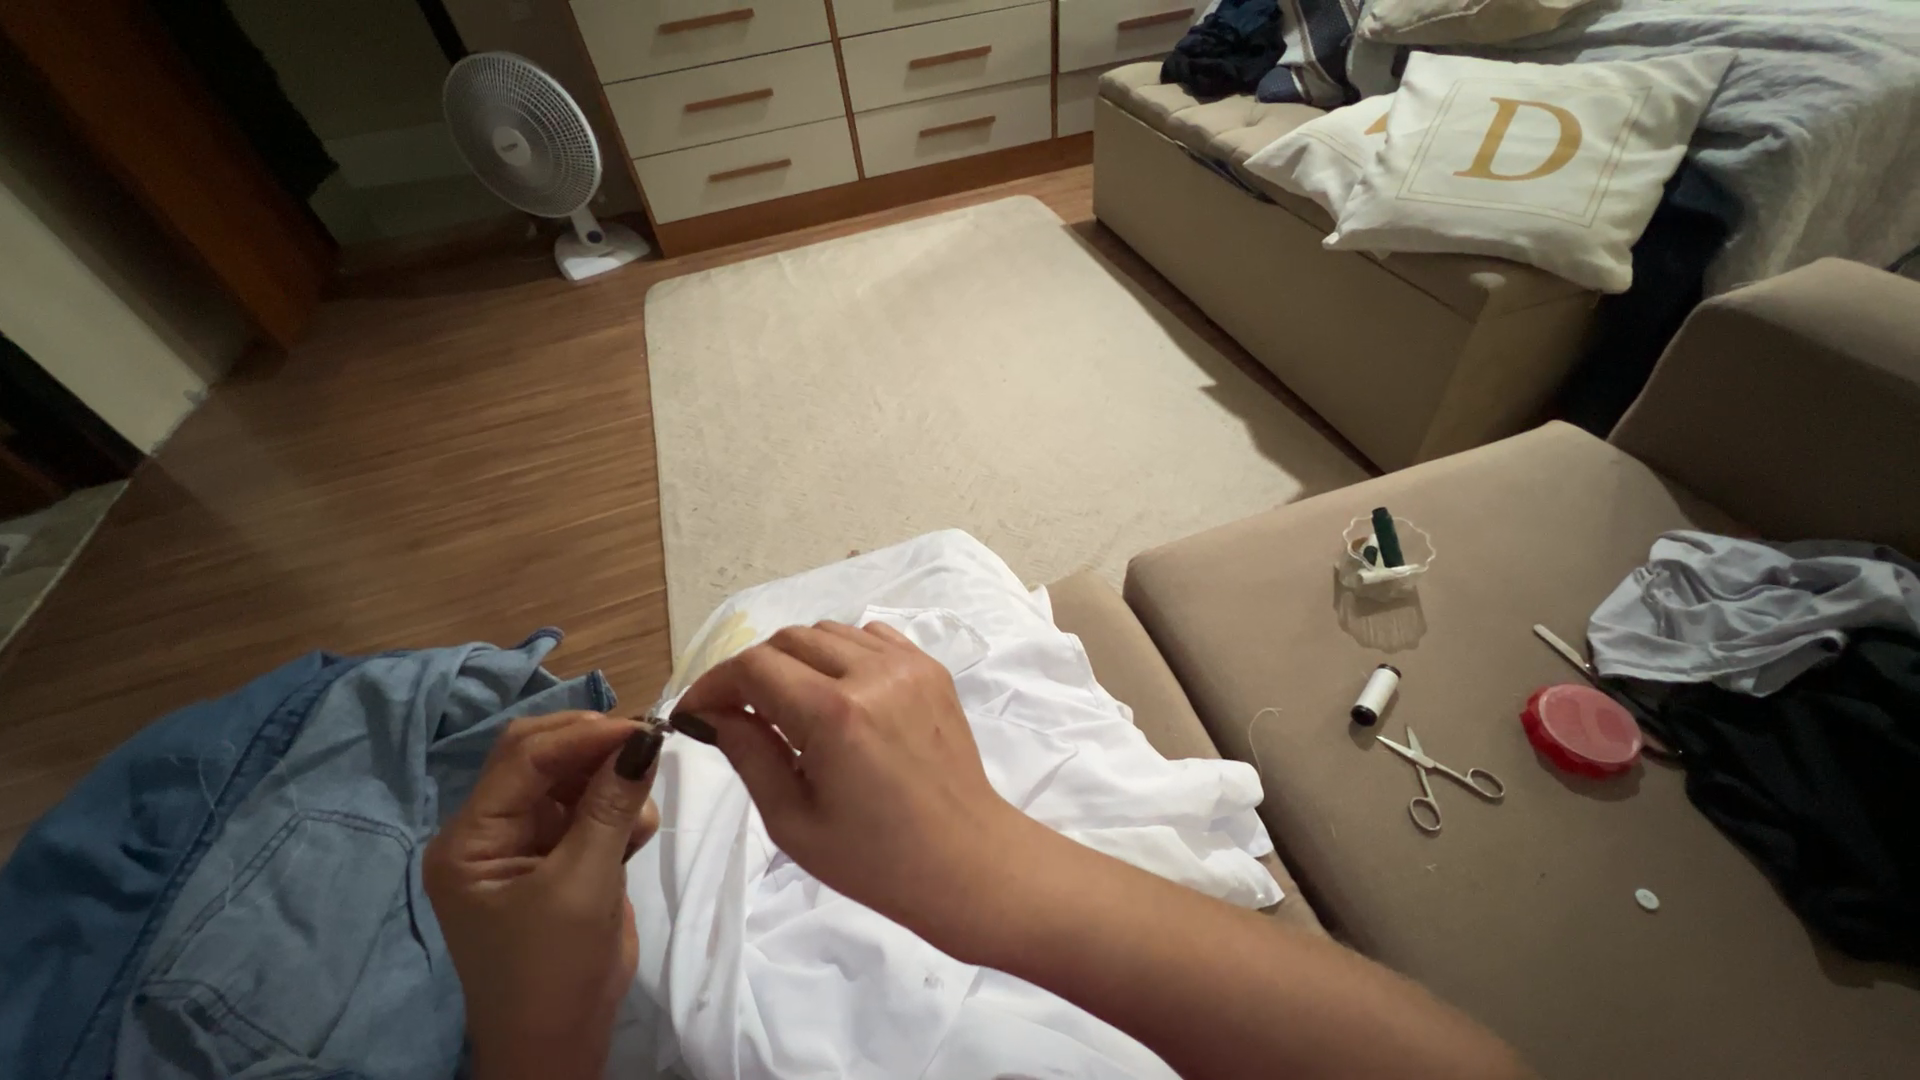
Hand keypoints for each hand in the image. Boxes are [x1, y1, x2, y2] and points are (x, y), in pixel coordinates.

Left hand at [423, 711, 663, 1079]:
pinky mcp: (561, 854)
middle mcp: (491, 831)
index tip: (644, 730)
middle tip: (649, 745)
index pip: (524, 758)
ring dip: (612, 782)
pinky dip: (620, 809)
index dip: (584, 736)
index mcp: (471, 839)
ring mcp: (526, 842)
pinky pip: (591, 807)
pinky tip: (636, 836)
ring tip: (640, 814)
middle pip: (542, 757)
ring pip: (572, 777)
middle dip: (596, 748)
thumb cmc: (556, 969)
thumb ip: (612, 805)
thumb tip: (647, 738)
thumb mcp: (585, 882)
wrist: (560, 1042)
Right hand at [674, 621, 1051, 956]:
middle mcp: (872, 673)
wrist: (965, 860)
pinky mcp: (931, 669)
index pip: (755, 667)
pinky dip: (842, 654)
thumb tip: (713, 712)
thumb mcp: (793, 820)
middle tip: (740, 712)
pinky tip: (838, 692)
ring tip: (790, 705)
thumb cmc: (874, 859)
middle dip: (753, 671)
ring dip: (796, 659)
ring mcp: (908, 665)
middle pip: (789, 640)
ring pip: (829, 633)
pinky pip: (871, 637)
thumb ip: (749, 753)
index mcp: (835, 714)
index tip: (696, 710)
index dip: (715, 683)